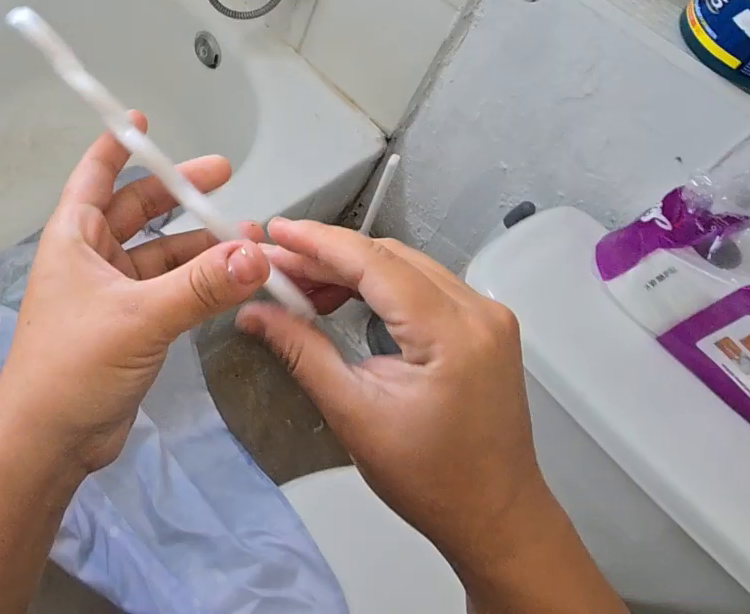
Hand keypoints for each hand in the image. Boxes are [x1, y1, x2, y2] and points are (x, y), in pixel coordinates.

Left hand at [0, 114, 271, 474]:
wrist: (49, 441)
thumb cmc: (74, 364)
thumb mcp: (139, 317)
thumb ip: (200, 286)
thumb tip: (255, 252)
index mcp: (74, 236)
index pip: (94, 175)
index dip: (116, 146)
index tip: (143, 121)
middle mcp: (90, 255)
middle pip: (137, 208)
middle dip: (179, 192)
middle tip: (224, 175)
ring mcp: (111, 291)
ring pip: (160, 251)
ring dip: (198, 244)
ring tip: (247, 238)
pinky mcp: (130, 324)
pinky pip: (169, 288)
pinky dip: (198, 281)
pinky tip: (234, 278)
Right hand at [235, 219, 550, 568]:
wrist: (496, 518)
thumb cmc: (429, 478)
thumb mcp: (352, 412)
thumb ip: (301, 350)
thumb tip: (252, 312)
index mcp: (452, 334)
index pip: (374, 263)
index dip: (318, 242)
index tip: (275, 231)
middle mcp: (477, 311)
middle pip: (387, 256)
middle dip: (326, 254)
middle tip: (275, 261)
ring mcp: (485, 314)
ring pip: (402, 262)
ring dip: (348, 266)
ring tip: (298, 282)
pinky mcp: (482, 322)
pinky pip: (418, 280)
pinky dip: (374, 281)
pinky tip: (339, 294)